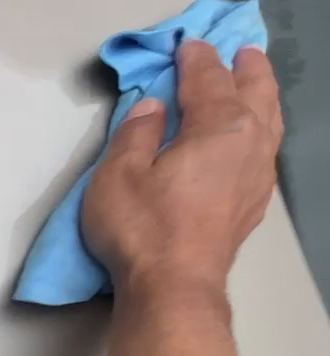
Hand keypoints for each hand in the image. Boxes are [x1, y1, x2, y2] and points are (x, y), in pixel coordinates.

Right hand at [83, 40, 283, 299]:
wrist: (173, 278)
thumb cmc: (140, 226)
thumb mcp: (117, 178)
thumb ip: (134, 137)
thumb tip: (150, 107)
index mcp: (218, 127)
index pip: (207, 83)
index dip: (196, 61)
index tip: (190, 45)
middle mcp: (250, 139)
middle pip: (254, 91)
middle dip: (246, 68)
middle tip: (241, 52)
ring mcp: (258, 169)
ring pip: (270, 116)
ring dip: (262, 94)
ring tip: (255, 84)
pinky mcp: (254, 197)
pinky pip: (267, 145)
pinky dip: (262, 127)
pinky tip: (254, 134)